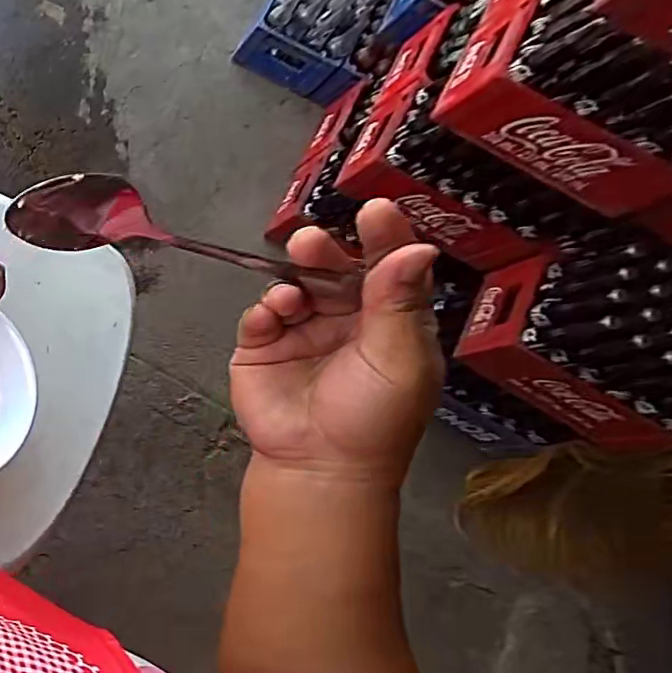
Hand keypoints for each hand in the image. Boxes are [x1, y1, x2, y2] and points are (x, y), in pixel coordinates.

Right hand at [229, 200, 443, 484]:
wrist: (318, 461)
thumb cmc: (372, 419)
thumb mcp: (399, 358)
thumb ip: (397, 304)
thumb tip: (413, 250)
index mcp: (388, 320)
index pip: (388, 269)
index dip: (384, 238)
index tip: (376, 211)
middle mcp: (343, 321)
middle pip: (332, 273)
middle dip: (322, 253)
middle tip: (310, 241)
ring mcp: (299, 333)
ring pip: (291, 289)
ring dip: (290, 282)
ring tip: (290, 294)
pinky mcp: (260, 348)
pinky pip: (257, 317)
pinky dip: (262, 311)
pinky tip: (271, 317)